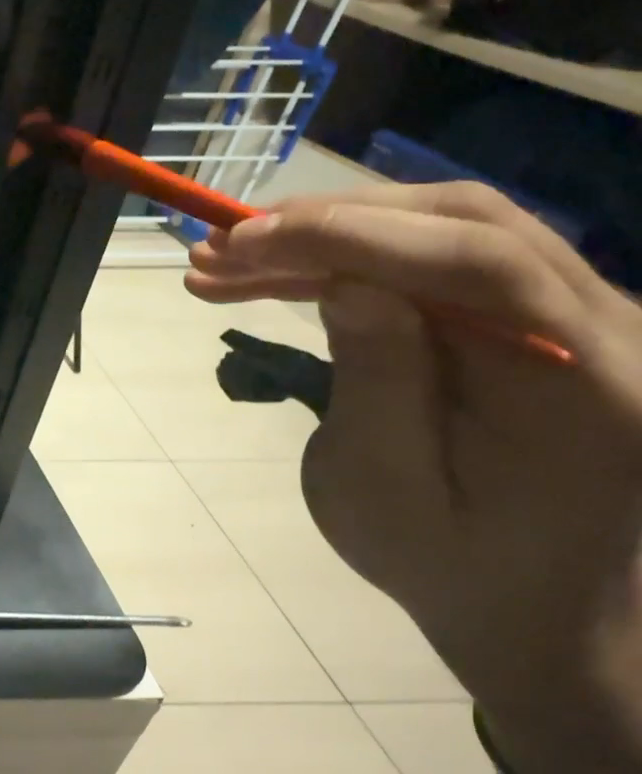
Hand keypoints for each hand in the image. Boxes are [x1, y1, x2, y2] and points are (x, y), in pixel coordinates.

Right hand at [188, 182, 641, 771]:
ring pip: (445, 228)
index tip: (241, 242)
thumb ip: (376, 382)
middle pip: (466, 222)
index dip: (349, 233)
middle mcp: (609, 331)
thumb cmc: (449, 564)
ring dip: (328, 233)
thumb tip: (346, 284)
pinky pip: (439, 259)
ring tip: (228, 260)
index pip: (478, 262)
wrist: (533, 606)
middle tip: (224, 244)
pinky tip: (273, 276)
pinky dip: (348, 258)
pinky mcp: (537, 320)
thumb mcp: (384, 490)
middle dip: (329, 221)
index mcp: (591, 384)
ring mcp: (580, 319)